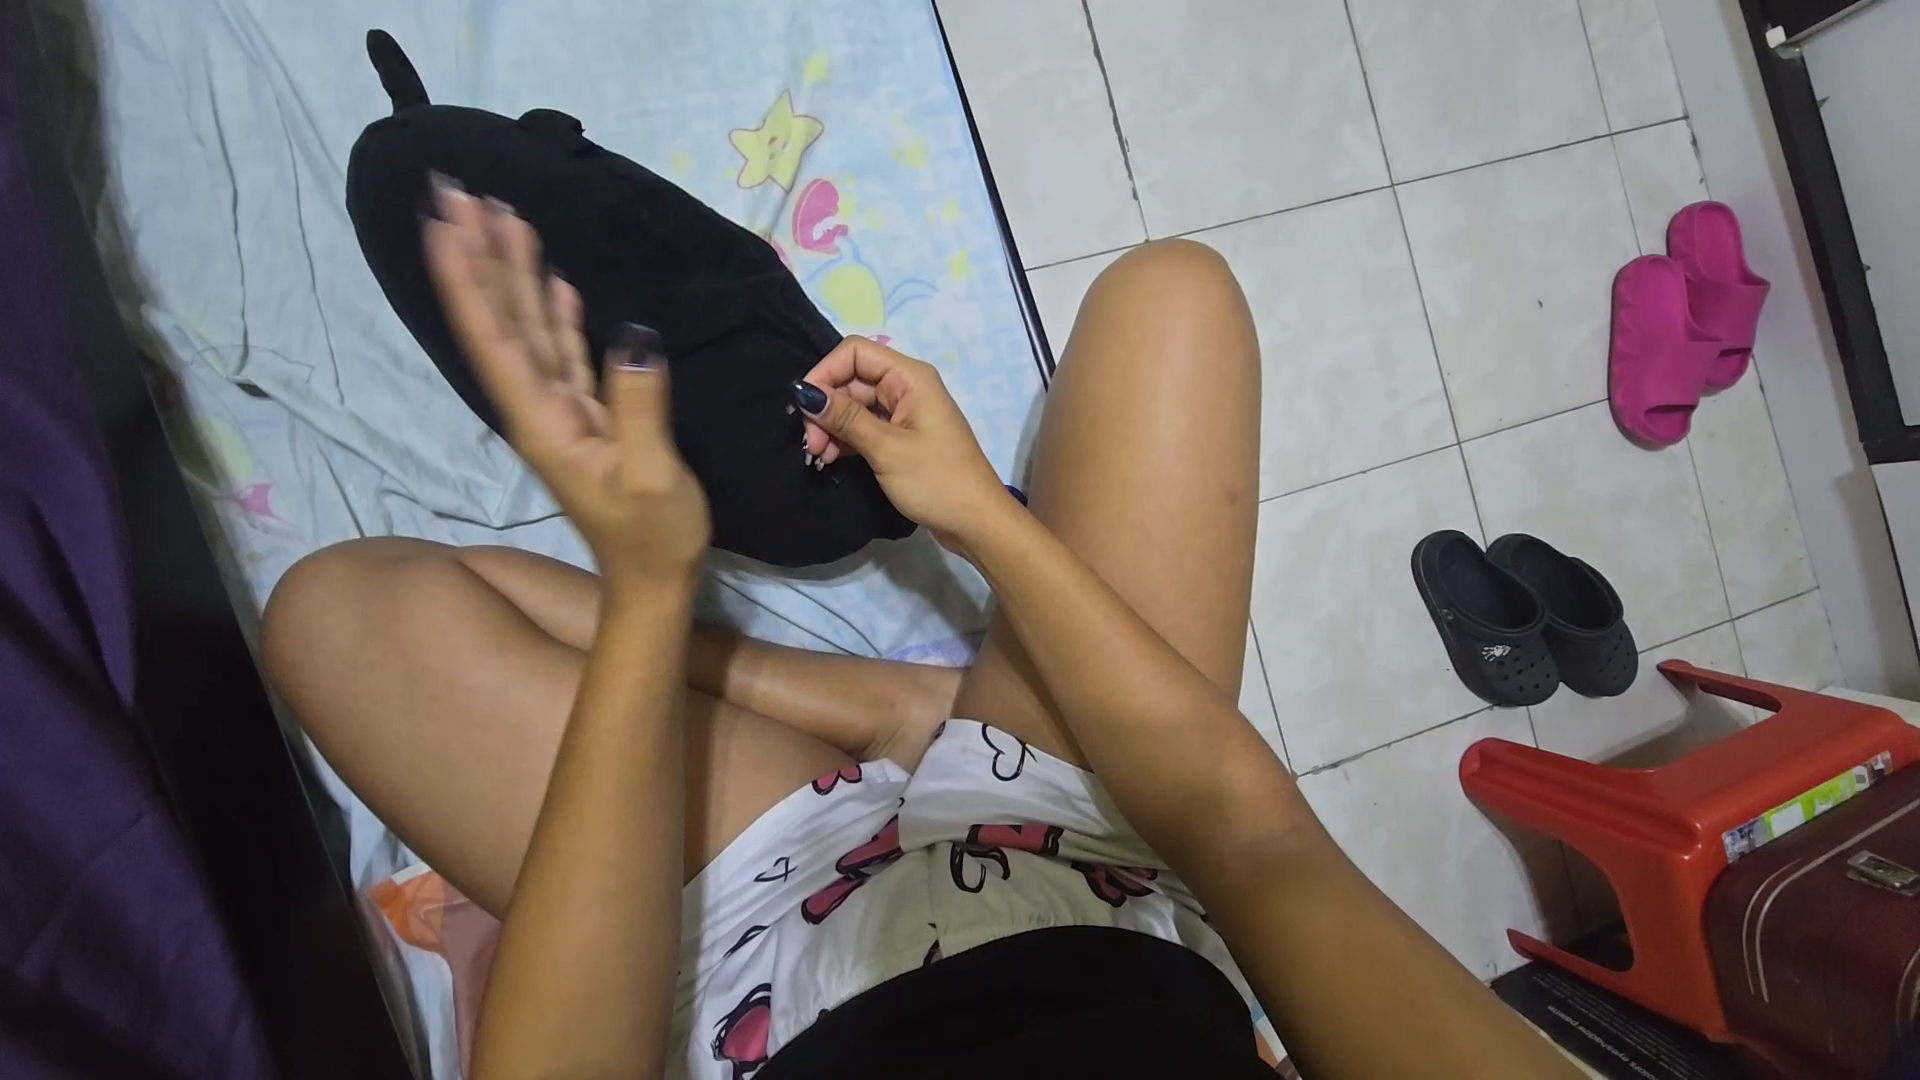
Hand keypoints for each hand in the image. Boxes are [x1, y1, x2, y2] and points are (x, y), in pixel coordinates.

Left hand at [424, 177, 709, 587]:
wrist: (653, 580)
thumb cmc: (655, 537)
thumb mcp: (653, 476)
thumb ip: (640, 407)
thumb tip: (635, 333)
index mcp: (544, 421)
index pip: (496, 337)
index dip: (470, 275)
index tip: (449, 216)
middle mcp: (541, 410)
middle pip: (503, 324)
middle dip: (483, 258)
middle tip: (464, 192)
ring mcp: (564, 415)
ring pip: (531, 334)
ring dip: (516, 278)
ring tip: (506, 220)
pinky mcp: (591, 421)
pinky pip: (563, 357)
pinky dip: (556, 318)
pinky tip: (556, 287)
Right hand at [795, 337, 1015, 549]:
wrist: (976, 522)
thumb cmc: (936, 481)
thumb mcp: (886, 448)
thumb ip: (845, 418)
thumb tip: (804, 392)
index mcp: (910, 377)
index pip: (855, 352)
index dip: (825, 373)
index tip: (803, 407)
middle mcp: (907, 388)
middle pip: (852, 380)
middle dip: (826, 408)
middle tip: (810, 445)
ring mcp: (905, 414)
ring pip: (855, 407)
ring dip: (832, 427)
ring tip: (818, 456)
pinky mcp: (902, 439)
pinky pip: (866, 428)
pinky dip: (847, 440)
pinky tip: (831, 459)